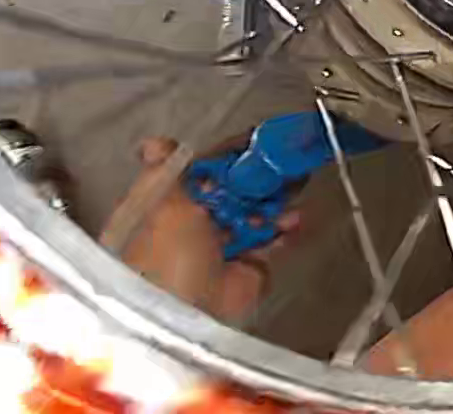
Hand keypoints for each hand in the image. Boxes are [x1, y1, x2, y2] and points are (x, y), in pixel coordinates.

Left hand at [112, 137, 296, 323]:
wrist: (186, 315)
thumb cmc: (163, 258)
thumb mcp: (161, 207)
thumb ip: (166, 173)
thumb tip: (154, 141)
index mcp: (164, 211)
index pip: (201, 172)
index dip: (229, 154)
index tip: (259, 137)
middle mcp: (193, 225)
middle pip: (236, 188)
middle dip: (264, 173)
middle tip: (290, 157)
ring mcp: (224, 245)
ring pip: (260, 208)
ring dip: (280, 197)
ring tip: (298, 187)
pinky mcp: (251, 261)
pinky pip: (275, 234)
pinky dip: (289, 225)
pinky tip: (296, 218)